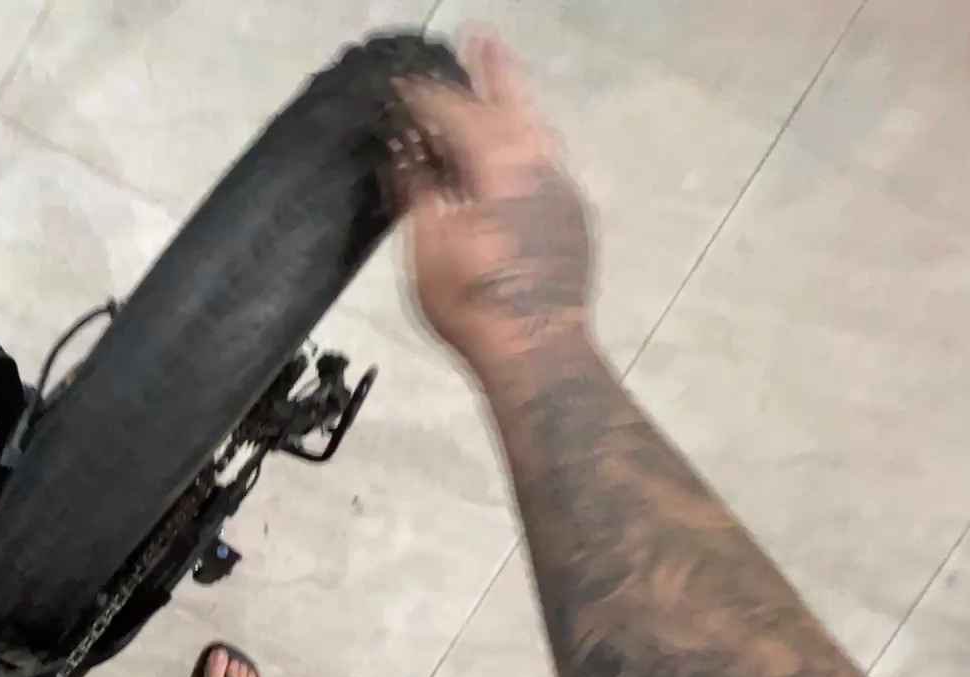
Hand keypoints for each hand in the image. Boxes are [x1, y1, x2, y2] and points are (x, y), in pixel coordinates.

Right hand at [393, 36, 594, 375]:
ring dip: (515, 104)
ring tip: (499, 84)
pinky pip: (543, 161)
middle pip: (514, 106)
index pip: (460, 117)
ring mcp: (561, 190)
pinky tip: (510, 154)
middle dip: (493, 72)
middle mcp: (539, 165)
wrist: (534, 346)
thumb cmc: (472, 300)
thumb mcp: (430, 247)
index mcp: (502, 167)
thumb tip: (405, 152)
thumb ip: (419, 193)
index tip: (400, 85)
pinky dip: (523, 142)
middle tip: (481, 37)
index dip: (427, 100)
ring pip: (537, 132)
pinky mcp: (569, 216)